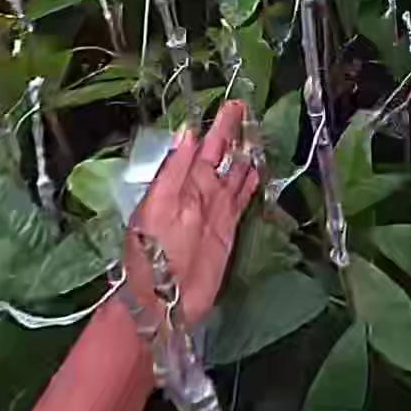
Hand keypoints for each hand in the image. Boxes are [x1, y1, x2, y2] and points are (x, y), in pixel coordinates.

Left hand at [123, 100, 261, 331]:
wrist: (161, 306)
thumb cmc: (152, 256)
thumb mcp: (157, 208)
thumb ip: (174, 170)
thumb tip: (188, 131)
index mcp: (180, 183)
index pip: (202, 146)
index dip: (216, 125)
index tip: (231, 103)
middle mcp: (200, 191)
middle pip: (220, 154)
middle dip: (231, 132)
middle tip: (246, 108)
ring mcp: (215, 208)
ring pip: (234, 172)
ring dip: (244, 153)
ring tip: (257, 132)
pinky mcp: (228, 227)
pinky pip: (242, 196)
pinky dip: (250, 182)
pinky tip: (258, 169)